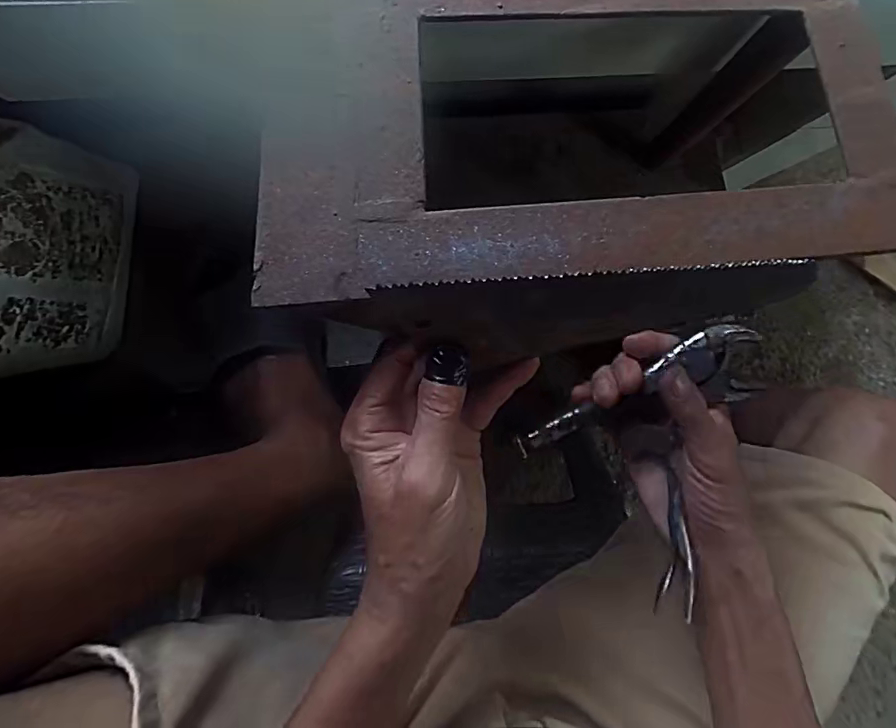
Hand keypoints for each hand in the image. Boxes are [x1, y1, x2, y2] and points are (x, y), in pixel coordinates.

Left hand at [341, 340, 538, 624]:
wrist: (434, 584)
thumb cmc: (416, 531)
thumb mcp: (426, 468)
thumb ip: (437, 409)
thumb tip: (448, 354)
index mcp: (372, 419)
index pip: (392, 362)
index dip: (420, 337)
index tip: (452, 311)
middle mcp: (396, 414)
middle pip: (423, 364)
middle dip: (453, 342)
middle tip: (487, 312)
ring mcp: (429, 423)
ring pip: (453, 378)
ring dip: (479, 359)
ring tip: (508, 330)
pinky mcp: (457, 436)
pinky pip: (476, 401)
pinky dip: (497, 385)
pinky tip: (523, 366)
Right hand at [571, 331, 757, 545]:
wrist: (703, 540)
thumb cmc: (721, 494)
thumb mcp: (713, 448)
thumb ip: (691, 408)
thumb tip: (669, 369)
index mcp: (699, 398)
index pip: (677, 358)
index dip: (655, 345)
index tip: (633, 344)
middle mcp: (670, 402)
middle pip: (640, 367)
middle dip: (624, 366)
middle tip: (621, 384)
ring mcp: (645, 419)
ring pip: (619, 384)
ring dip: (604, 380)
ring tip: (602, 396)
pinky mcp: (625, 438)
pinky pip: (605, 411)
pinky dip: (590, 401)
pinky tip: (581, 399)